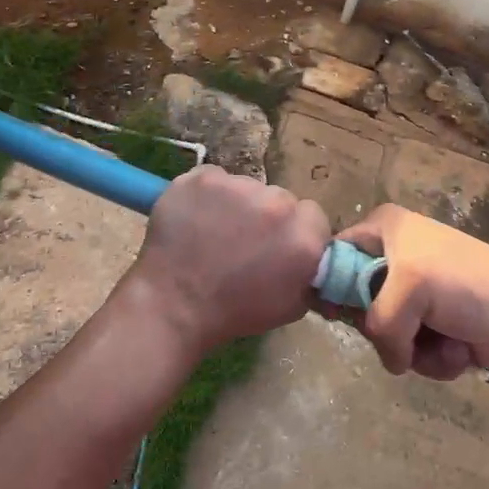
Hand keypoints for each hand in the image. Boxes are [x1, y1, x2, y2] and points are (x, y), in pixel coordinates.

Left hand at [123, 166, 330, 355]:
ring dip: (237, 204)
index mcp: (302, 236)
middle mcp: (275, 204)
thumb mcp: (290, 306)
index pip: (312, 215)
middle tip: (245, 240)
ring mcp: (237, 186)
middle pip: (280, 198)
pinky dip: (208, 195)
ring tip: (215, 232)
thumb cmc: (235, 312)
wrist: (174, 304)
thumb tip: (314, 258)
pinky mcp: (203, 176)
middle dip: (267, 216)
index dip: (296, 231)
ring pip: (246, 187)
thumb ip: (309, 274)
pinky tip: (196, 218)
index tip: (278, 245)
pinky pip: (214, 179)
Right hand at [337, 203, 488, 379]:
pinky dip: (433, 358)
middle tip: (403, 329)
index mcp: (384, 227)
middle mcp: (395, 254)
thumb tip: (391, 361)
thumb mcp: (409, 287)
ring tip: (443, 341)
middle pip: (358, 301)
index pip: (335, 253)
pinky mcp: (435, 324)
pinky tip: (458, 351)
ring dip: (413, 348)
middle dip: (384, 326)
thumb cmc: (466, 285)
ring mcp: (417, 293)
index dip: (331, 285)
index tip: (336, 314)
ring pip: (386, 333)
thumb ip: (378, 321)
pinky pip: (411, 350)